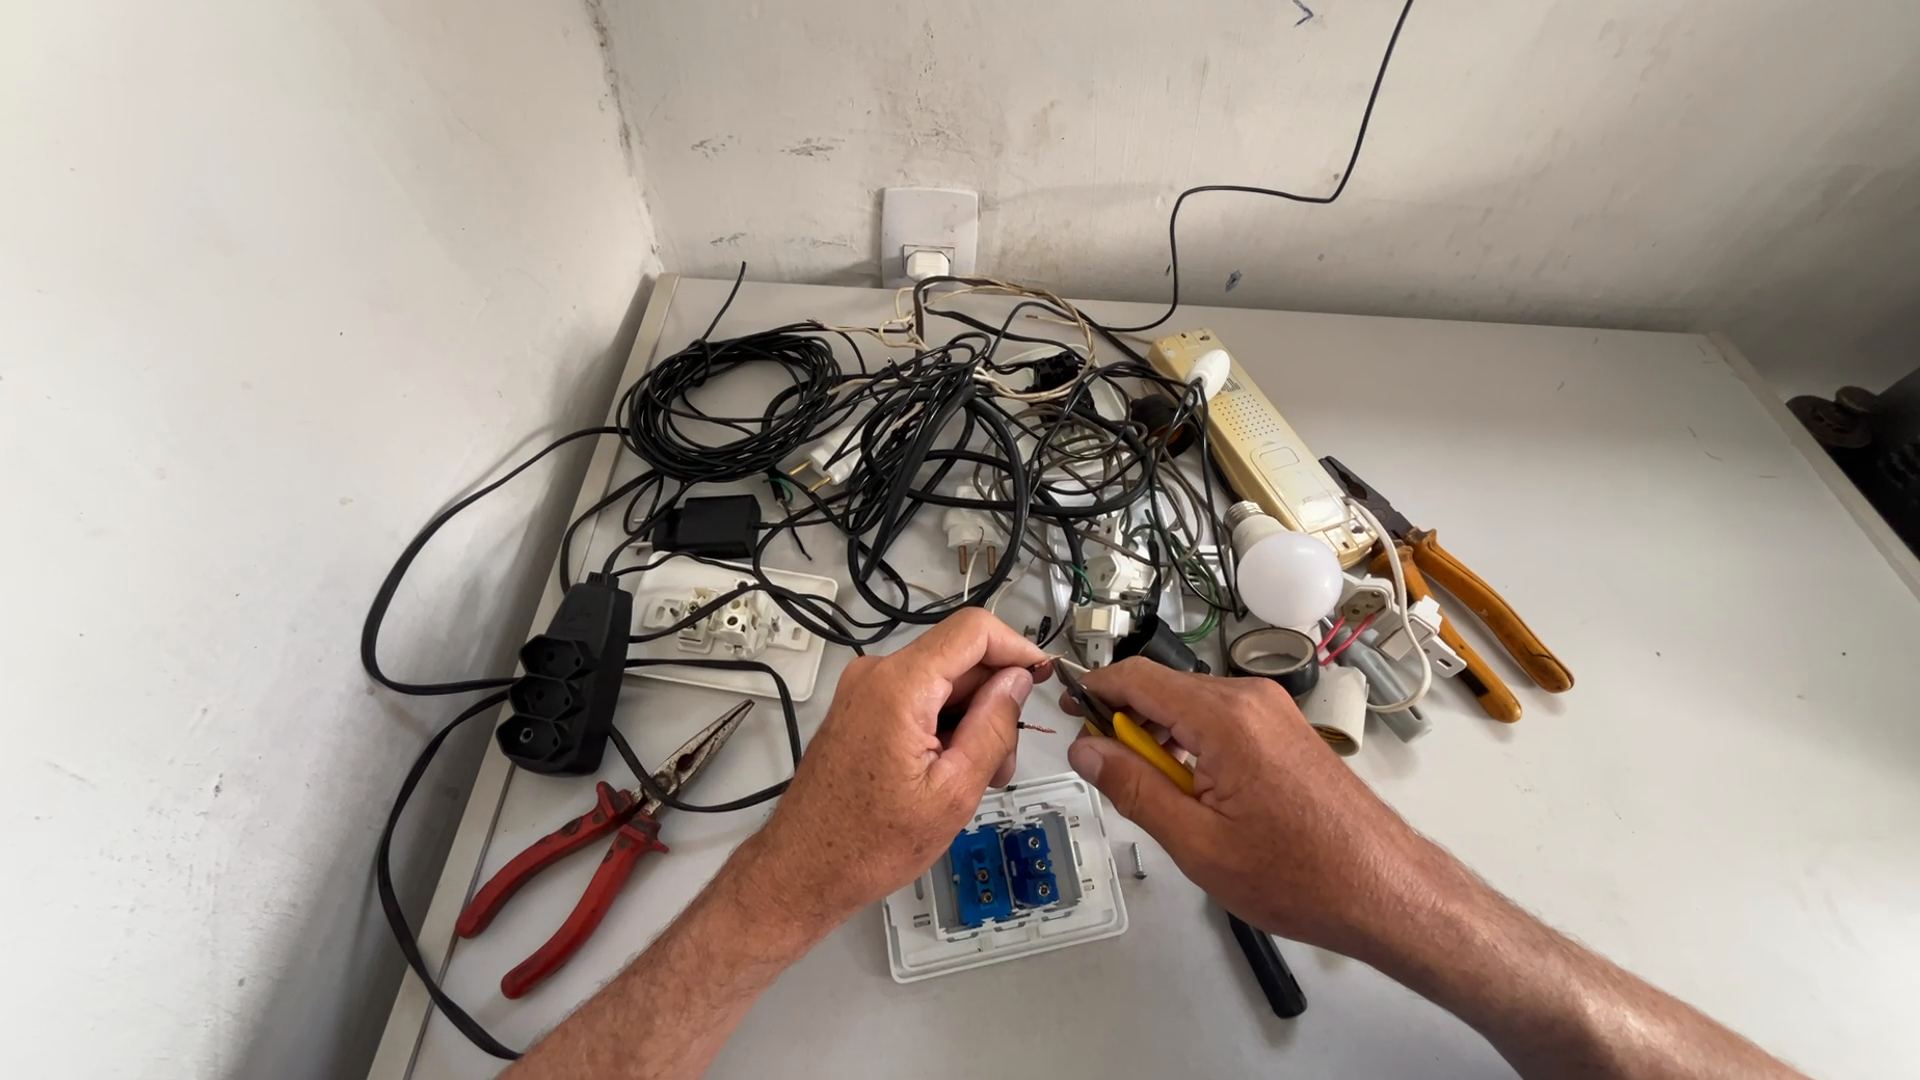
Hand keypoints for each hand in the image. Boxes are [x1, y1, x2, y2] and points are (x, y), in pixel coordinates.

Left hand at [743, 609, 1049, 929]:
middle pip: (959, 658)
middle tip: (1003, 760)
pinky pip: (919, 696)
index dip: (1015, 647)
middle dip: (993, 701)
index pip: (973, 630)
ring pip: (943, 681)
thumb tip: (1018, 680)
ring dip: (970, 719)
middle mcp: (877, 673)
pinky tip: (948, 769)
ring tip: (973, 777)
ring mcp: (865, 688)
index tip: (1040, 677)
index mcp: (899, 685)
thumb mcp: (954, 792)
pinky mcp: (862, 706)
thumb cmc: (868, 844)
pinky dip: (943, 724)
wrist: (803, 870)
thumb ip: (993, 726)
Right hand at [1062, 658, 1444, 955]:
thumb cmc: (1299, 875)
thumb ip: (1132, 787)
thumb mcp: (1197, 843)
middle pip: (1162, 687)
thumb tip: (1085, 749)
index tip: (1067, 707)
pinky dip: (1192, 741)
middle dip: (1125, 719)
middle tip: (1105, 766)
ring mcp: (1271, 709)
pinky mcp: (1283, 726)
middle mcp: (1248, 697)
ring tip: (1156, 790)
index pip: (1137, 677)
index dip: (1094, 688)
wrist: (1390, 891)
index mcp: (1224, 716)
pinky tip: (1195, 787)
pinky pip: (1219, 718)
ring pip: (1189, 704)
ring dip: (1160, 734)